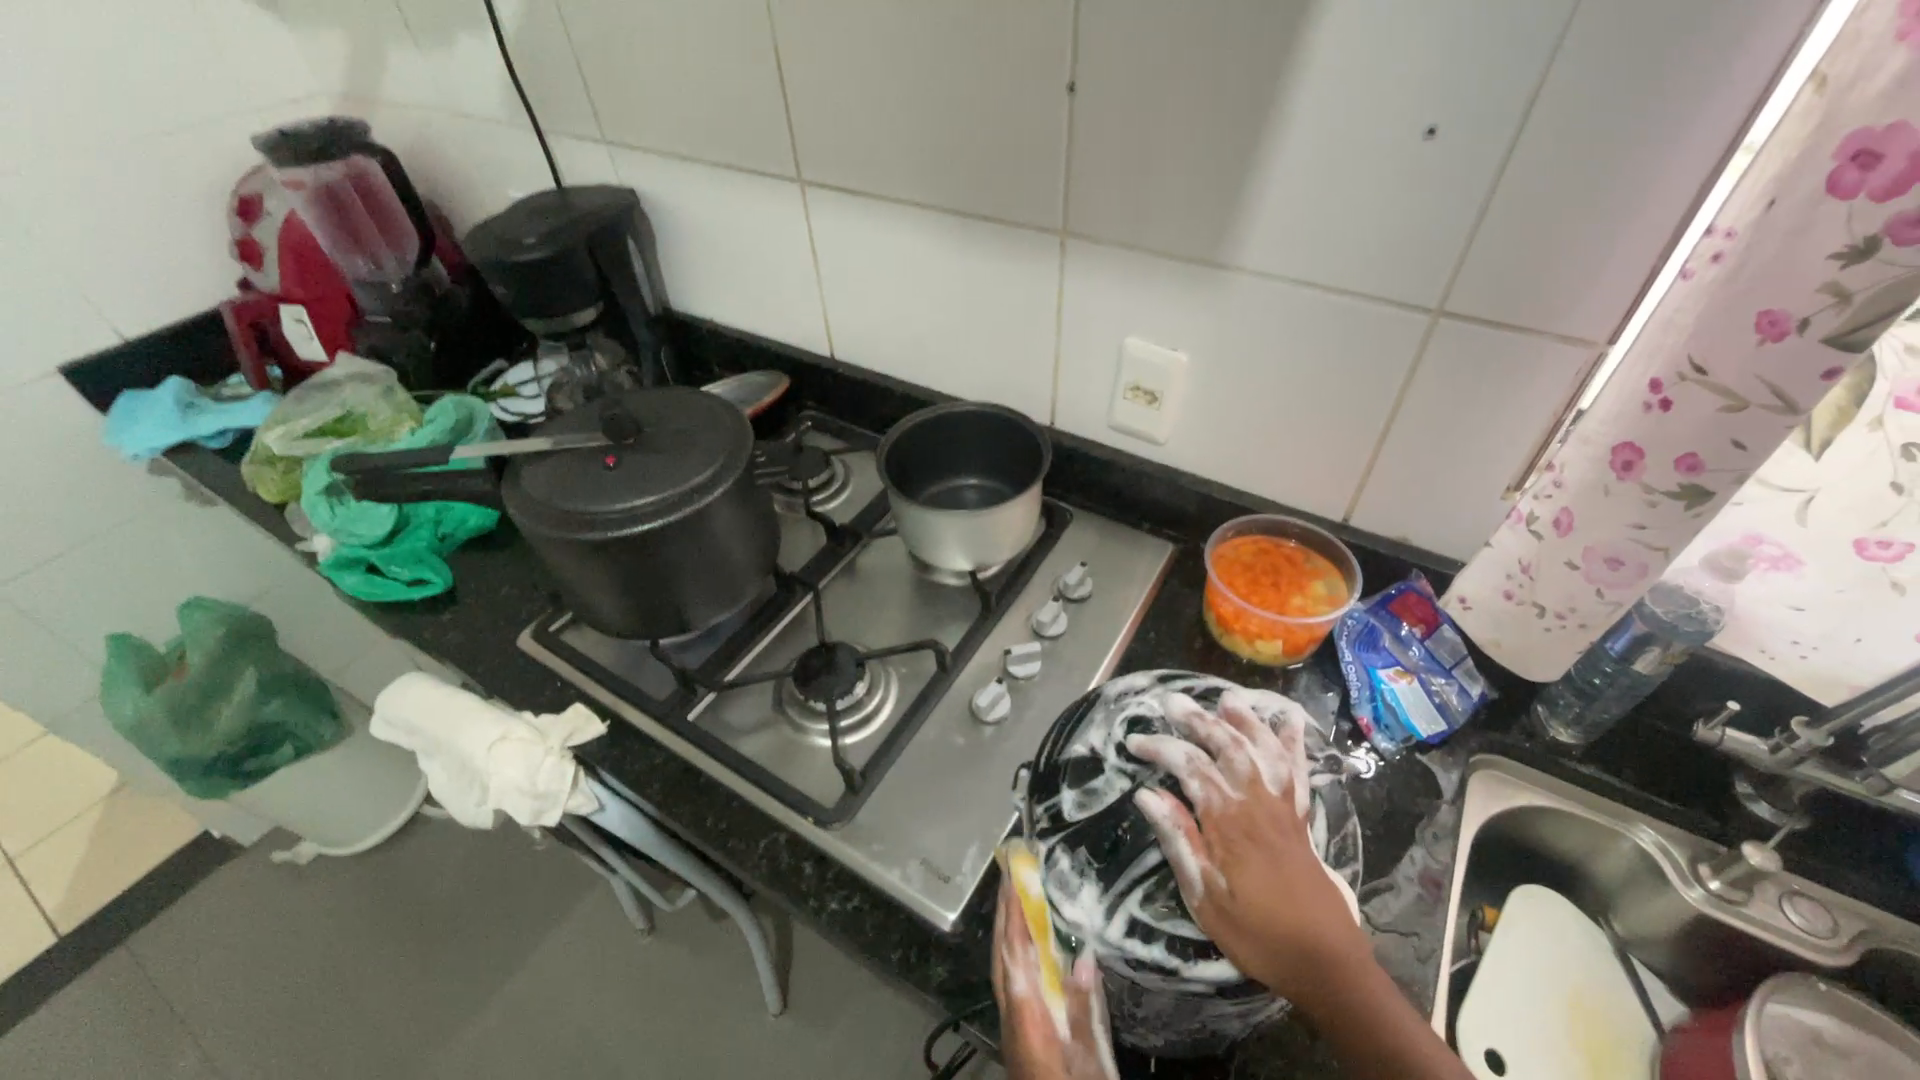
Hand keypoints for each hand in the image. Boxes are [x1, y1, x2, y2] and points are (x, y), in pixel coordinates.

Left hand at [991, 875, 1119, 1079]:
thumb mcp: (1090, 1061)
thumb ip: (1085, 1010)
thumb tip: (1083, 955)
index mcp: (1027, 1018)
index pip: (1015, 954)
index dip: (1012, 913)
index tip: (1013, 876)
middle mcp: (1012, 1016)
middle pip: (1001, 954)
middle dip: (1003, 912)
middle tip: (1010, 872)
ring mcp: (1012, 1025)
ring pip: (1002, 966)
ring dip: (1006, 929)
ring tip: (1014, 896)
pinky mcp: (1019, 1032)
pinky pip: (1012, 981)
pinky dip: (1015, 953)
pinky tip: (1026, 945)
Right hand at [1125, 691, 1369, 1013]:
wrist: (1324, 961)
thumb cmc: (1256, 934)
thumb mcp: (1203, 896)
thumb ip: (1179, 840)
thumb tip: (1147, 795)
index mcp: (1228, 823)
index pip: (1190, 767)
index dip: (1161, 748)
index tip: (1134, 742)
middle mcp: (1257, 804)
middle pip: (1228, 746)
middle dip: (1198, 720)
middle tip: (1171, 701)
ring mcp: (1284, 808)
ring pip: (1265, 750)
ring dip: (1246, 720)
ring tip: (1225, 698)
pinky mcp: (1301, 819)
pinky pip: (1299, 771)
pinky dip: (1293, 744)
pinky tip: (1288, 721)